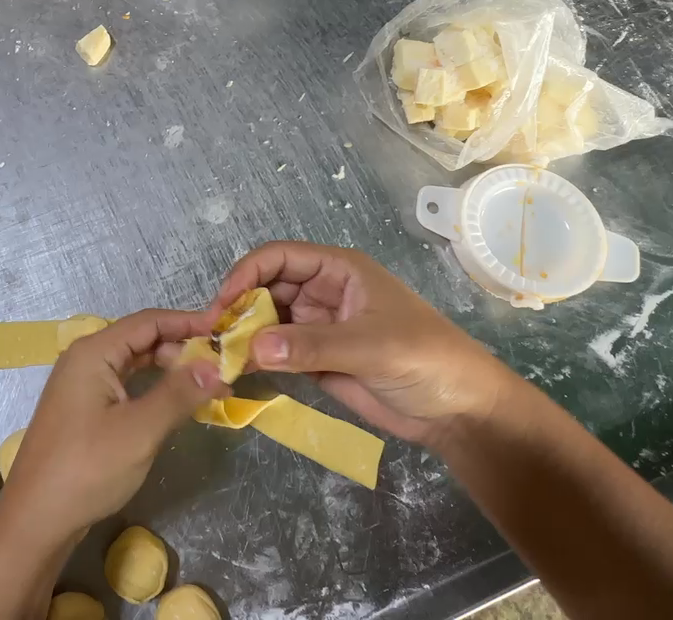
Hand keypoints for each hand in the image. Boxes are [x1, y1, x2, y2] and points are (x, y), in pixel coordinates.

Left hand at [0, 309, 229, 539]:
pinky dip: (151, 389)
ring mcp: (81, 385)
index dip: (186, 323)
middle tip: (220, 367)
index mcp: (93, 352)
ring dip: (168, 370)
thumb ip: (178, 393)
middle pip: (140, 340)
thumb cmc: (88, 467)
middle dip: (180, 349)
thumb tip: (216, 365)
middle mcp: (84, 359)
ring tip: (205, 384)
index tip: (224, 331)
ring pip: (132, 364)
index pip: (147, 322)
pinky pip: (124, 385)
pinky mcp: (84, 410)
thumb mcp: (140, 430)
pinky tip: (173, 404)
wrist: (37, 517)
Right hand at [211, 241, 520, 444]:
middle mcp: (321, 292)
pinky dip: (253, 359)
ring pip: (265, 321)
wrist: (460, 413)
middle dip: (237, 307)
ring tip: (216, 356)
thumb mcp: (372, 346)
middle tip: (212, 336)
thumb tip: (251, 348)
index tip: (222, 303)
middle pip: (264, 288)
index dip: (246, 274)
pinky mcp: (313, 359)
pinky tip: (233, 371)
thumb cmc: (426, 359)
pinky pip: (274, 352)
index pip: (279, 257)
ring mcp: (315, 326)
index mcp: (337, 270)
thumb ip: (311, 345)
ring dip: (241, 335)